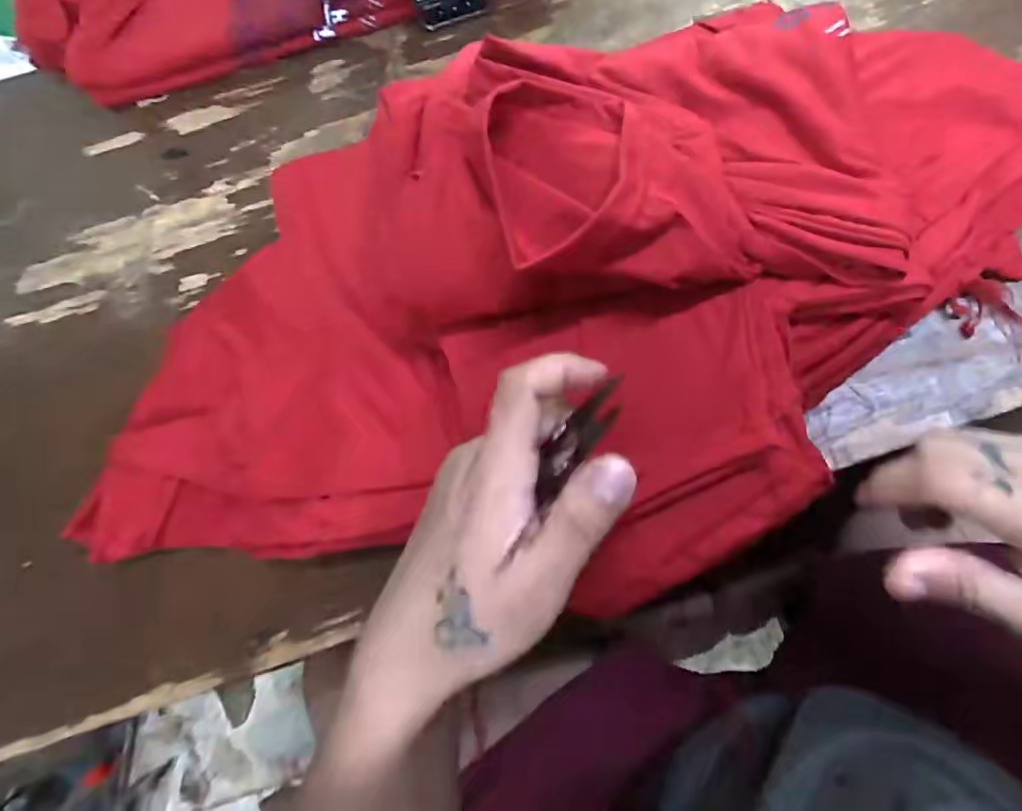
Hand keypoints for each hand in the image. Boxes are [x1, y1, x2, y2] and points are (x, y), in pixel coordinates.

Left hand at [339, 353, 637, 744]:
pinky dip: (534, 470)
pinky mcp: (453, 491)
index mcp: (492, 467)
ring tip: (565, 518)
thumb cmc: (474, 621)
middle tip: (595, 490)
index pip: (520, 385)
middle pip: (527, 412)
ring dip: (555, 455)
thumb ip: (580, 518)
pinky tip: (535, 525)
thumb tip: (621, 460)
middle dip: (573, 430)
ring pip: (517, 437)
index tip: (605, 379)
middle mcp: (470, 456)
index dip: (562, 365)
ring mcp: (457, 473)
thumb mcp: (541, 580)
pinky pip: (503, 458)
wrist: (400, 656)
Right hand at [857, 429, 1021, 699]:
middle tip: (886, 516)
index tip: (861, 507)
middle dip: (898, 474)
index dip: (892, 483)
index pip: (948, 474)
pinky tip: (951, 499)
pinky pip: (973, 439)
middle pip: (942, 446)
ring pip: (953, 437)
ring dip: (919, 467)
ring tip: (919, 515)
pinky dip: (944, 462)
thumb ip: (967, 588)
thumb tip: (890, 574)